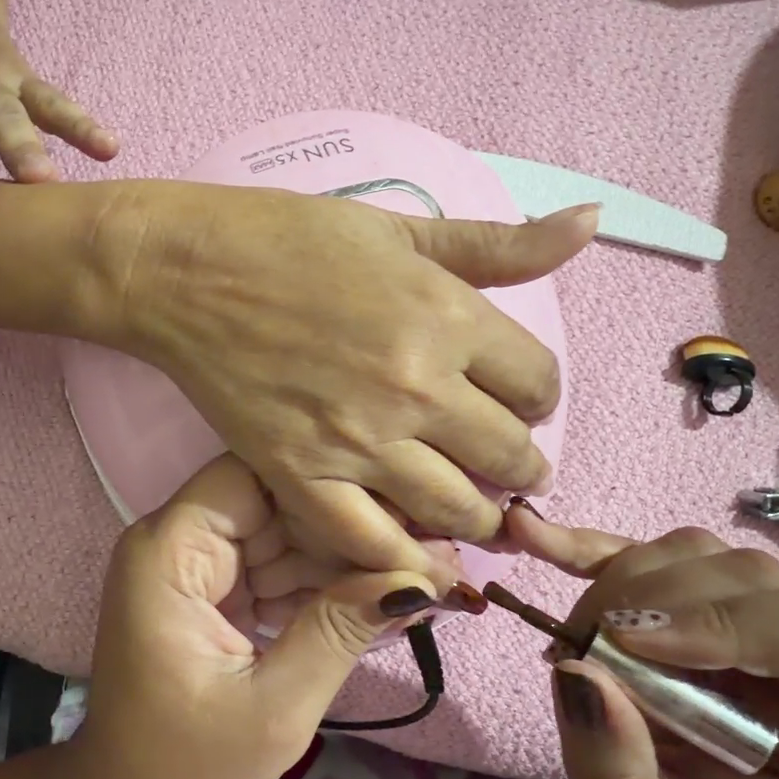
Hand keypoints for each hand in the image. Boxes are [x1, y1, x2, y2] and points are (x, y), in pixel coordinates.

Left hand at [69, 455, 433, 778]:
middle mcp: (175, 540)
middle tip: (438, 550)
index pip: (257, 474)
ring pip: (280, 532)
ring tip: (426, 572)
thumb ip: (340, 630)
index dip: (332, 488)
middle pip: (273, 501)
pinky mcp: (208, 590)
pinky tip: (380, 598)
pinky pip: (272, 565)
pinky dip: (319, 584)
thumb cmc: (186, 765)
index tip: (407, 515)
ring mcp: (192, 564)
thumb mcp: (275, 706)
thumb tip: (424, 577)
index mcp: (170, 550)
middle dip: (350, 528)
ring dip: (344, 558)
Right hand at [104, 184, 598, 579]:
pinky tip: (415, 549)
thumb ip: (498, 244)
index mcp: (447, 318)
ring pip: (457, 511)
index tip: (510, 398)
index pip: (541, 385)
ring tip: (461, 501)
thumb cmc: (288, 237)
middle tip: (494, 459)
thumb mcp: (399, 228)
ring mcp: (357, 441)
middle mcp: (416, 388)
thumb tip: (591, 222)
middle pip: (513, 458)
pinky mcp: (299, 475)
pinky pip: (371, 542)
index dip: (535, 397)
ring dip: (475, 514)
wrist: (188, 271)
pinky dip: (405, 557)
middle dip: (518, 463)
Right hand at [505, 505, 778, 778]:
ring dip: (623, 581)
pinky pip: (646, 557)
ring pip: (698, 556)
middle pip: (751, 579)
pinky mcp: (696, 609)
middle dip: (655, 601)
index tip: (635, 645)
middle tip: (583, 647)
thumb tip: (576, 668)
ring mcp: (760, 626)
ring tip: (576, 637)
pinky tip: (531, 534)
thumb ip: (620, 770)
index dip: (731, 619)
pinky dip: (585, 547)